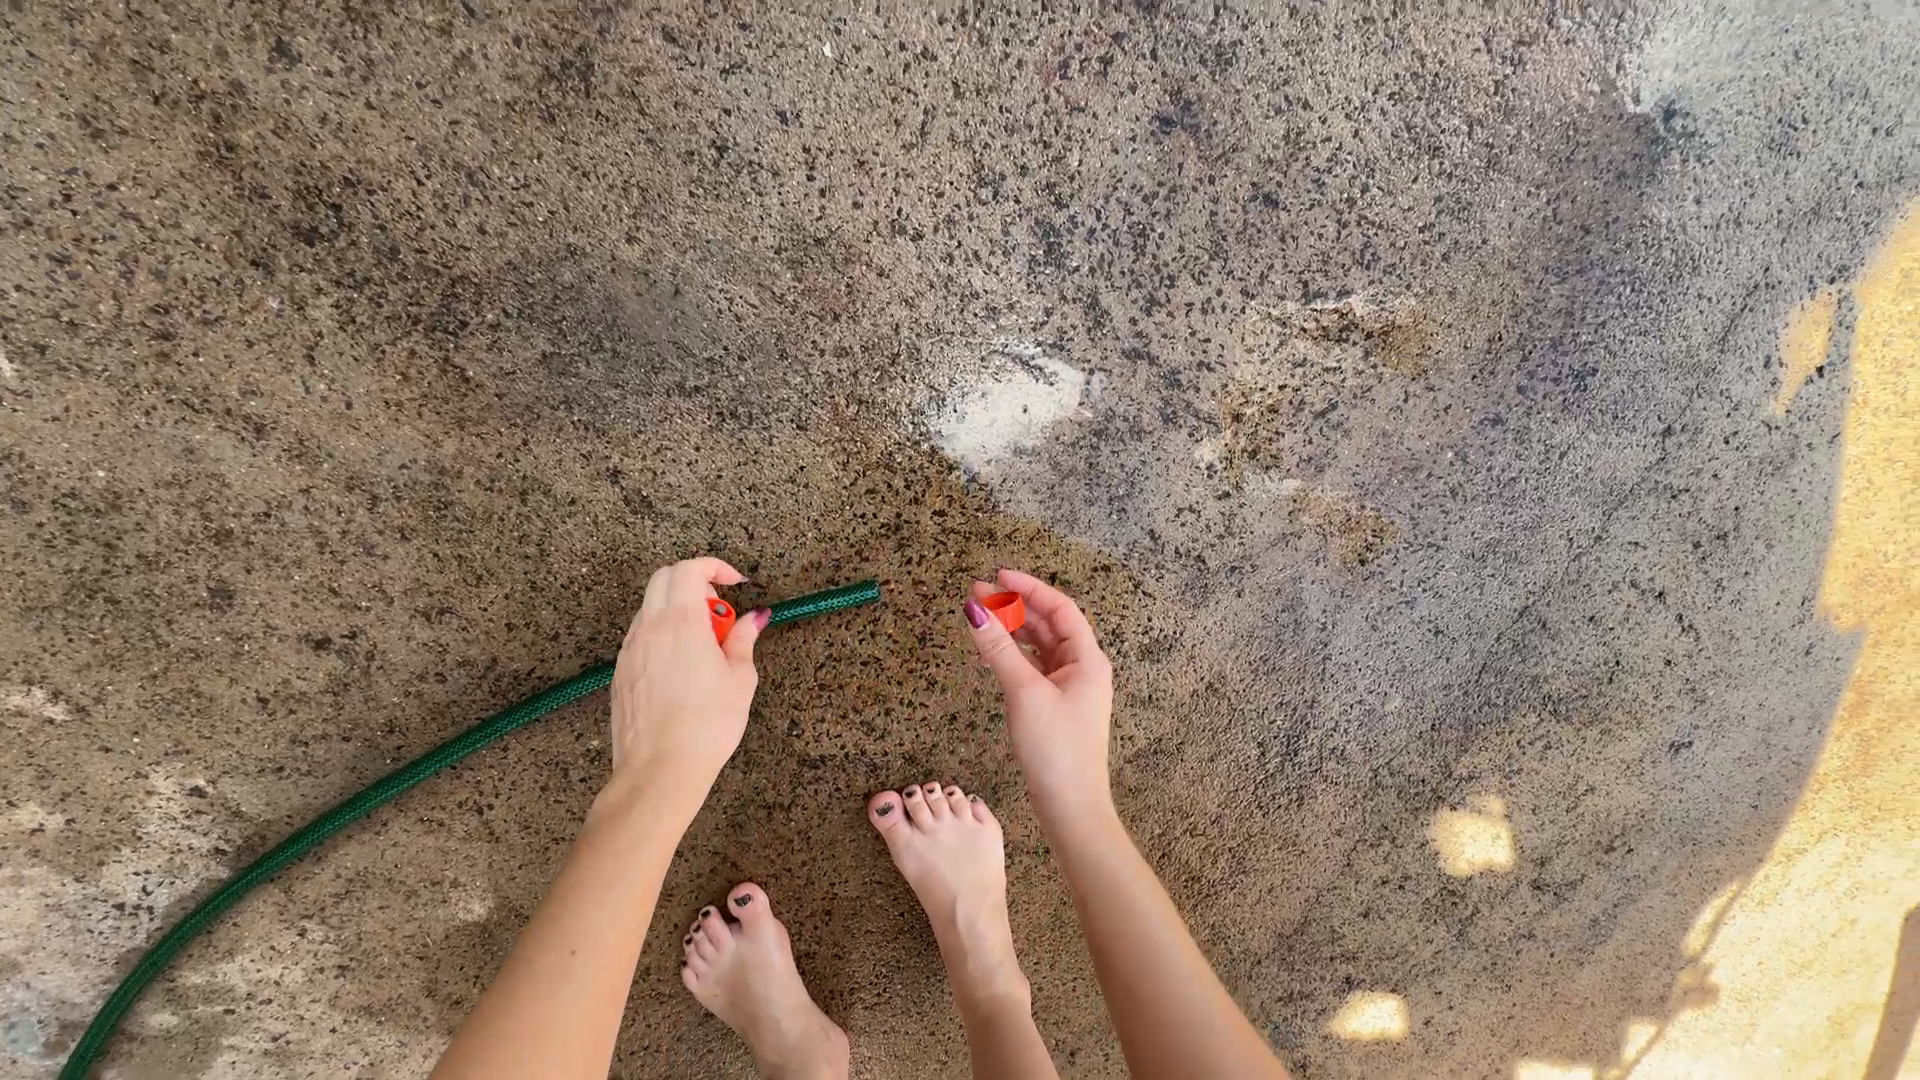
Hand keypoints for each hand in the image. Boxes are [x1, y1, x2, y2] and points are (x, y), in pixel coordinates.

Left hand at [608, 557, 765, 807]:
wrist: (659, 769)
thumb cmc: (706, 727)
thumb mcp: (740, 679)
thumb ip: (744, 640)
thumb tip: (755, 618)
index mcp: (682, 624)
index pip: (689, 569)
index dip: (715, 567)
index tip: (735, 582)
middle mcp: (650, 629)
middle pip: (664, 578)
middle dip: (695, 581)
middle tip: (720, 609)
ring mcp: (631, 650)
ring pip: (650, 605)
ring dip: (678, 606)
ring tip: (705, 641)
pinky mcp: (622, 671)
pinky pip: (641, 633)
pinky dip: (663, 630)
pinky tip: (683, 663)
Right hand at [963, 568, 1114, 819]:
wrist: (1070, 806)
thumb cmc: (1056, 750)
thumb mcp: (1024, 692)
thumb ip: (999, 649)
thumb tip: (975, 610)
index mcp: (1088, 659)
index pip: (1060, 608)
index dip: (1030, 587)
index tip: (999, 574)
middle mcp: (1083, 668)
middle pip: (1048, 623)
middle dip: (1015, 605)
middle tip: (978, 592)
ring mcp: (1070, 687)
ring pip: (1039, 645)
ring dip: (1012, 628)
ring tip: (980, 615)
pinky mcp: (1056, 704)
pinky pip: (1034, 667)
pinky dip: (1013, 654)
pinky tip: (992, 650)